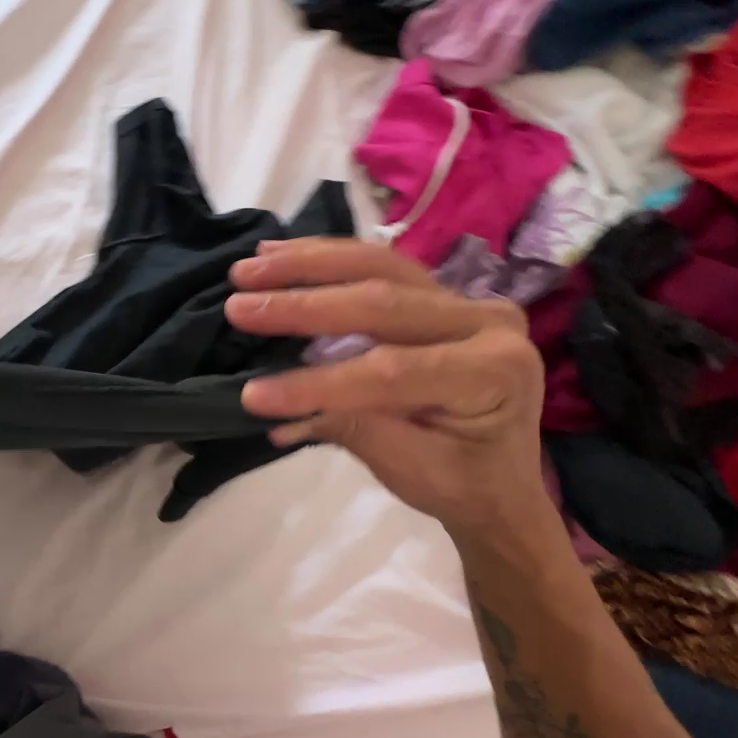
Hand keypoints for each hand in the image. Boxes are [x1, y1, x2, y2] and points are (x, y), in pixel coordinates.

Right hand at [224, 239, 548, 538]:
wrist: (499, 482)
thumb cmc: (460, 484)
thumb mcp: (410, 470)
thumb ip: (354, 426)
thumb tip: (277, 399)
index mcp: (494, 371)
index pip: (392, 370)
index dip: (318, 382)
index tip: (252, 396)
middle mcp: (487, 322)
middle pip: (384, 302)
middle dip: (303, 305)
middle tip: (238, 306)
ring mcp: (464, 300)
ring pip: (379, 267)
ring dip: (307, 264)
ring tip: (249, 268)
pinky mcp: (439, 294)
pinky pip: (381, 265)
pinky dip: (326, 258)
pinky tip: (280, 253)